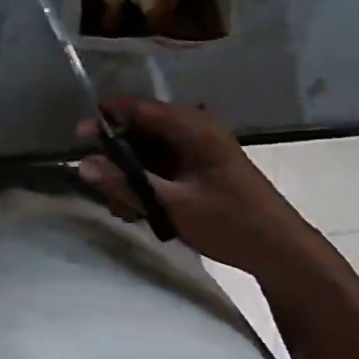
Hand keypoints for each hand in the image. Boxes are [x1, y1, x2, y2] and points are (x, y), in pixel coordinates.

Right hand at [77, 96, 321, 276]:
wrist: (280, 251)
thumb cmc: (230, 222)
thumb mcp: (171, 204)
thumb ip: (125, 183)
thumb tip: (82, 165)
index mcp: (192, 127)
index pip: (138, 107)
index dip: (105, 117)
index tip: (78, 137)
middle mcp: (194, 131)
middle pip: (139, 131)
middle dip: (115, 158)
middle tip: (103, 187)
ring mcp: (197, 150)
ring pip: (147, 153)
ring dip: (129, 177)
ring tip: (125, 209)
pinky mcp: (199, 169)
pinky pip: (160, 167)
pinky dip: (145, 185)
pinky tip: (141, 211)